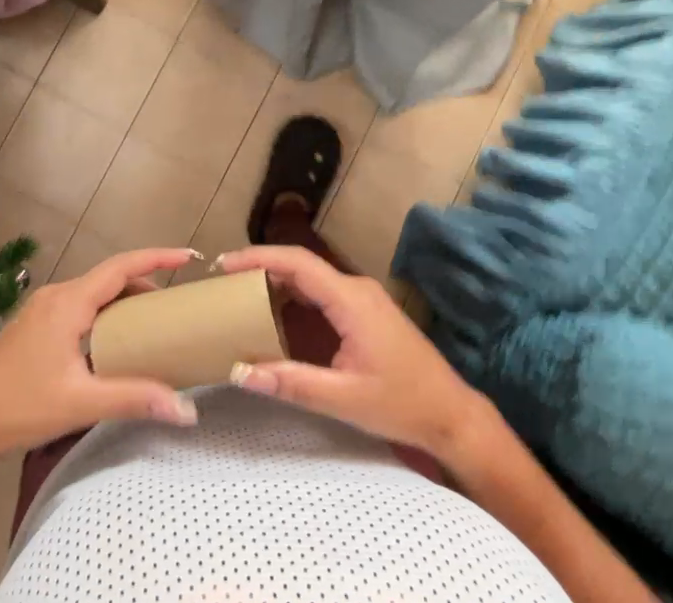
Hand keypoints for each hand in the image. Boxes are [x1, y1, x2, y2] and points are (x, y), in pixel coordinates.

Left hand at [0, 248, 200, 469]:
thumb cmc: (21, 409)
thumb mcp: (82, 404)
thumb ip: (136, 400)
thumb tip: (189, 410)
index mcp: (67, 304)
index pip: (120, 267)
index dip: (156, 257)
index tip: (189, 257)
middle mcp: (53, 297)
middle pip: (109, 278)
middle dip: (145, 284)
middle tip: (176, 305)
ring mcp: (39, 311)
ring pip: (92, 293)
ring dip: (124, 300)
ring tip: (153, 322)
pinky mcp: (32, 327)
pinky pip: (78, 306)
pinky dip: (105, 313)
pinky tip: (114, 340)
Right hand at [216, 246, 509, 463]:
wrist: (451, 414)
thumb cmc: (403, 405)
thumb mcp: (344, 398)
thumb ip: (291, 383)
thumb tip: (238, 372)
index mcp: (352, 300)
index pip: (298, 263)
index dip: (258, 258)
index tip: (223, 265)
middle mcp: (356, 290)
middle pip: (300, 266)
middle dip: (259, 269)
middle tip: (220, 284)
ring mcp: (362, 299)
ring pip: (310, 279)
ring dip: (274, 283)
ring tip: (236, 297)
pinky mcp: (364, 313)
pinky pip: (320, 294)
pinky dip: (292, 298)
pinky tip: (271, 316)